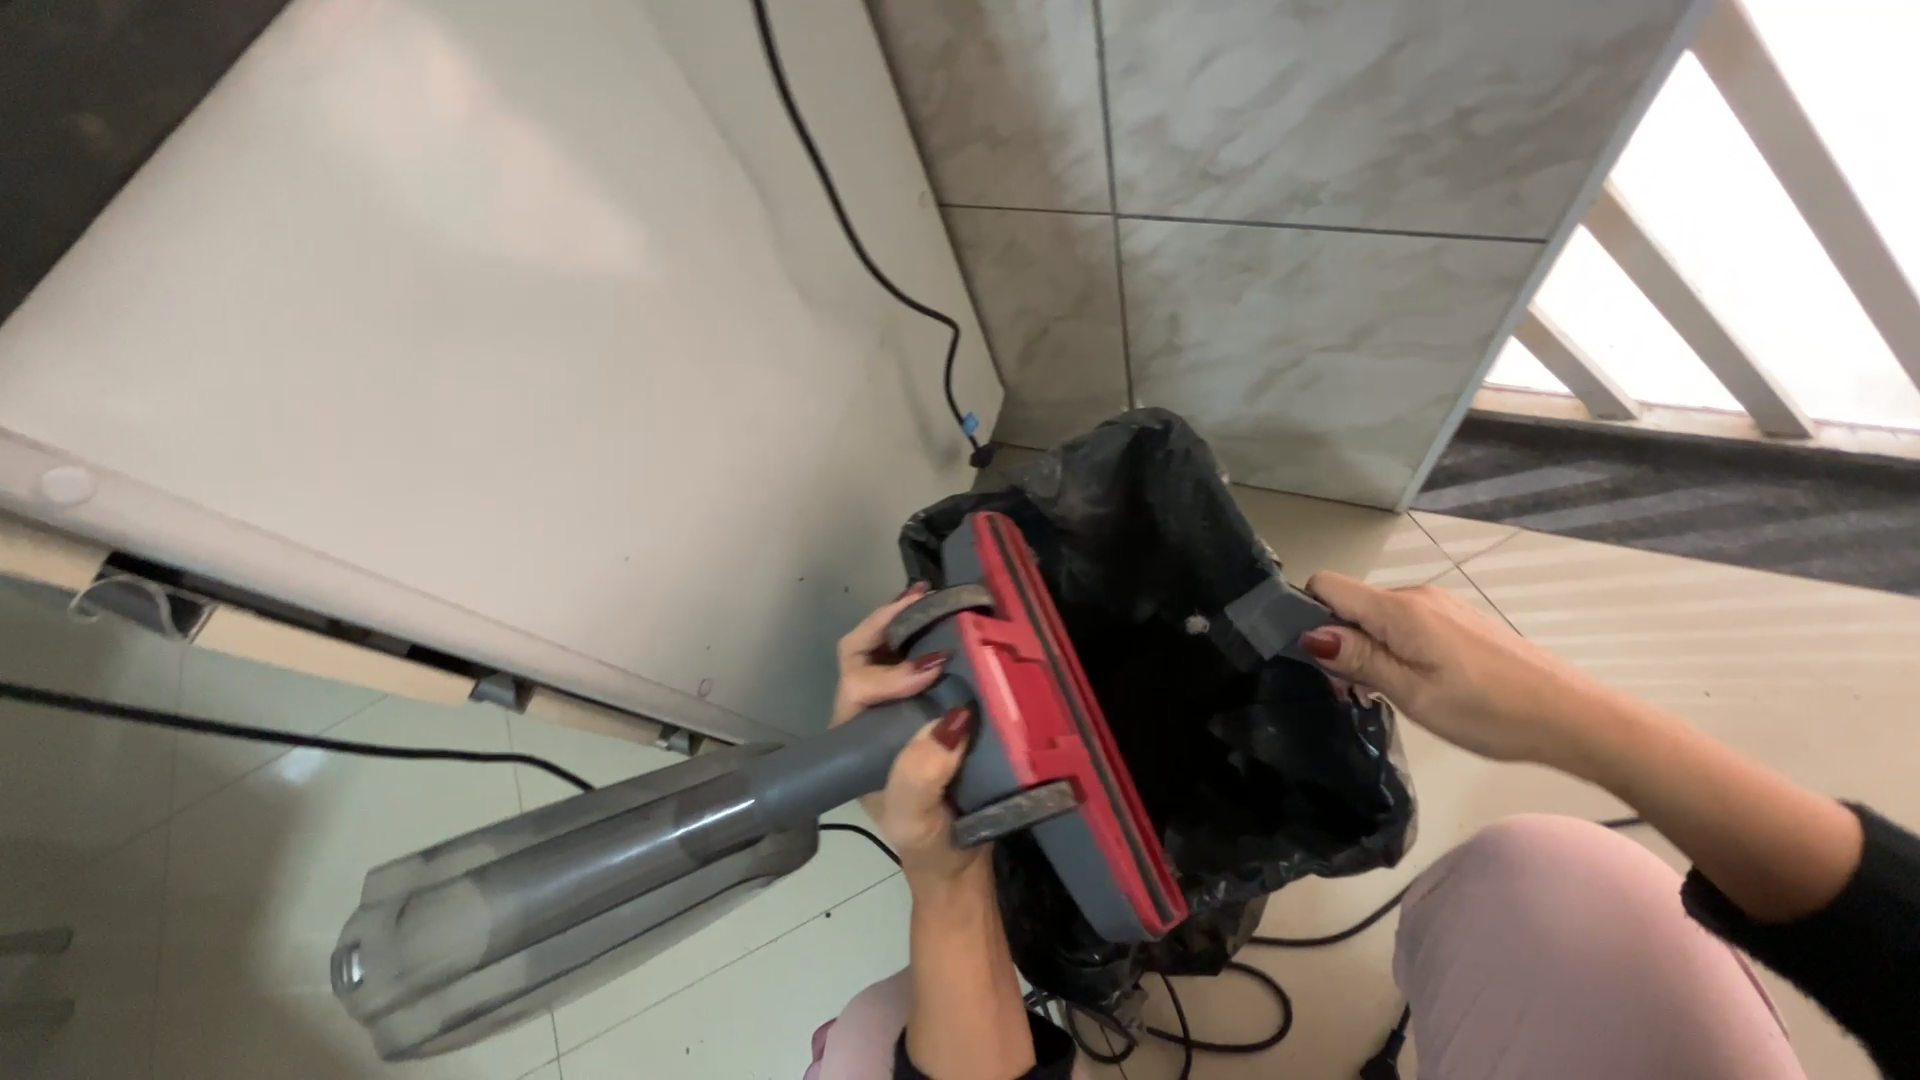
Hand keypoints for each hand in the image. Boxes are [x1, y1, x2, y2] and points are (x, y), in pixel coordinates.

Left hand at [832, 587, 984, 886]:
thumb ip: (920, 776)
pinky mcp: (931, 706)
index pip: (858, 684)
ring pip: (889, 651)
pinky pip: (924, 662)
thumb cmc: (928, 843)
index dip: (890, 673)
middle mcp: (871, 715)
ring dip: (907, 621)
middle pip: (863, 654)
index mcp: (856, 737)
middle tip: (922, 598)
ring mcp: (900, 708)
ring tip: (935, 597)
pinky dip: (934, 636)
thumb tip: (950, 719)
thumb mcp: (915, 820)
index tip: (935, 671)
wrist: (956, 860)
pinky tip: (959, 623)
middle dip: (886, 623)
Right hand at [1299, 571, 1627, 771]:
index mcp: (1400, 610)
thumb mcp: (1413, 694)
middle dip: (1338, 642)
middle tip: (1354, 692)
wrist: (1576, 718)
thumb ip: (1360, 660)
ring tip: (1389, 693)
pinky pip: (1405, 624)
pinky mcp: (1458, 621)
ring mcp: (1441, 606)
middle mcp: (1417, 596)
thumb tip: (1311, 634)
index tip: (1318, 659)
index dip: (1308, 614)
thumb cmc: (1489, 711)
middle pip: (1351, 603)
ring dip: (1367, 649)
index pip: (1326, 585)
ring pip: (1378, 617)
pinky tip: (1417, 684)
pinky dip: (1394, 648)